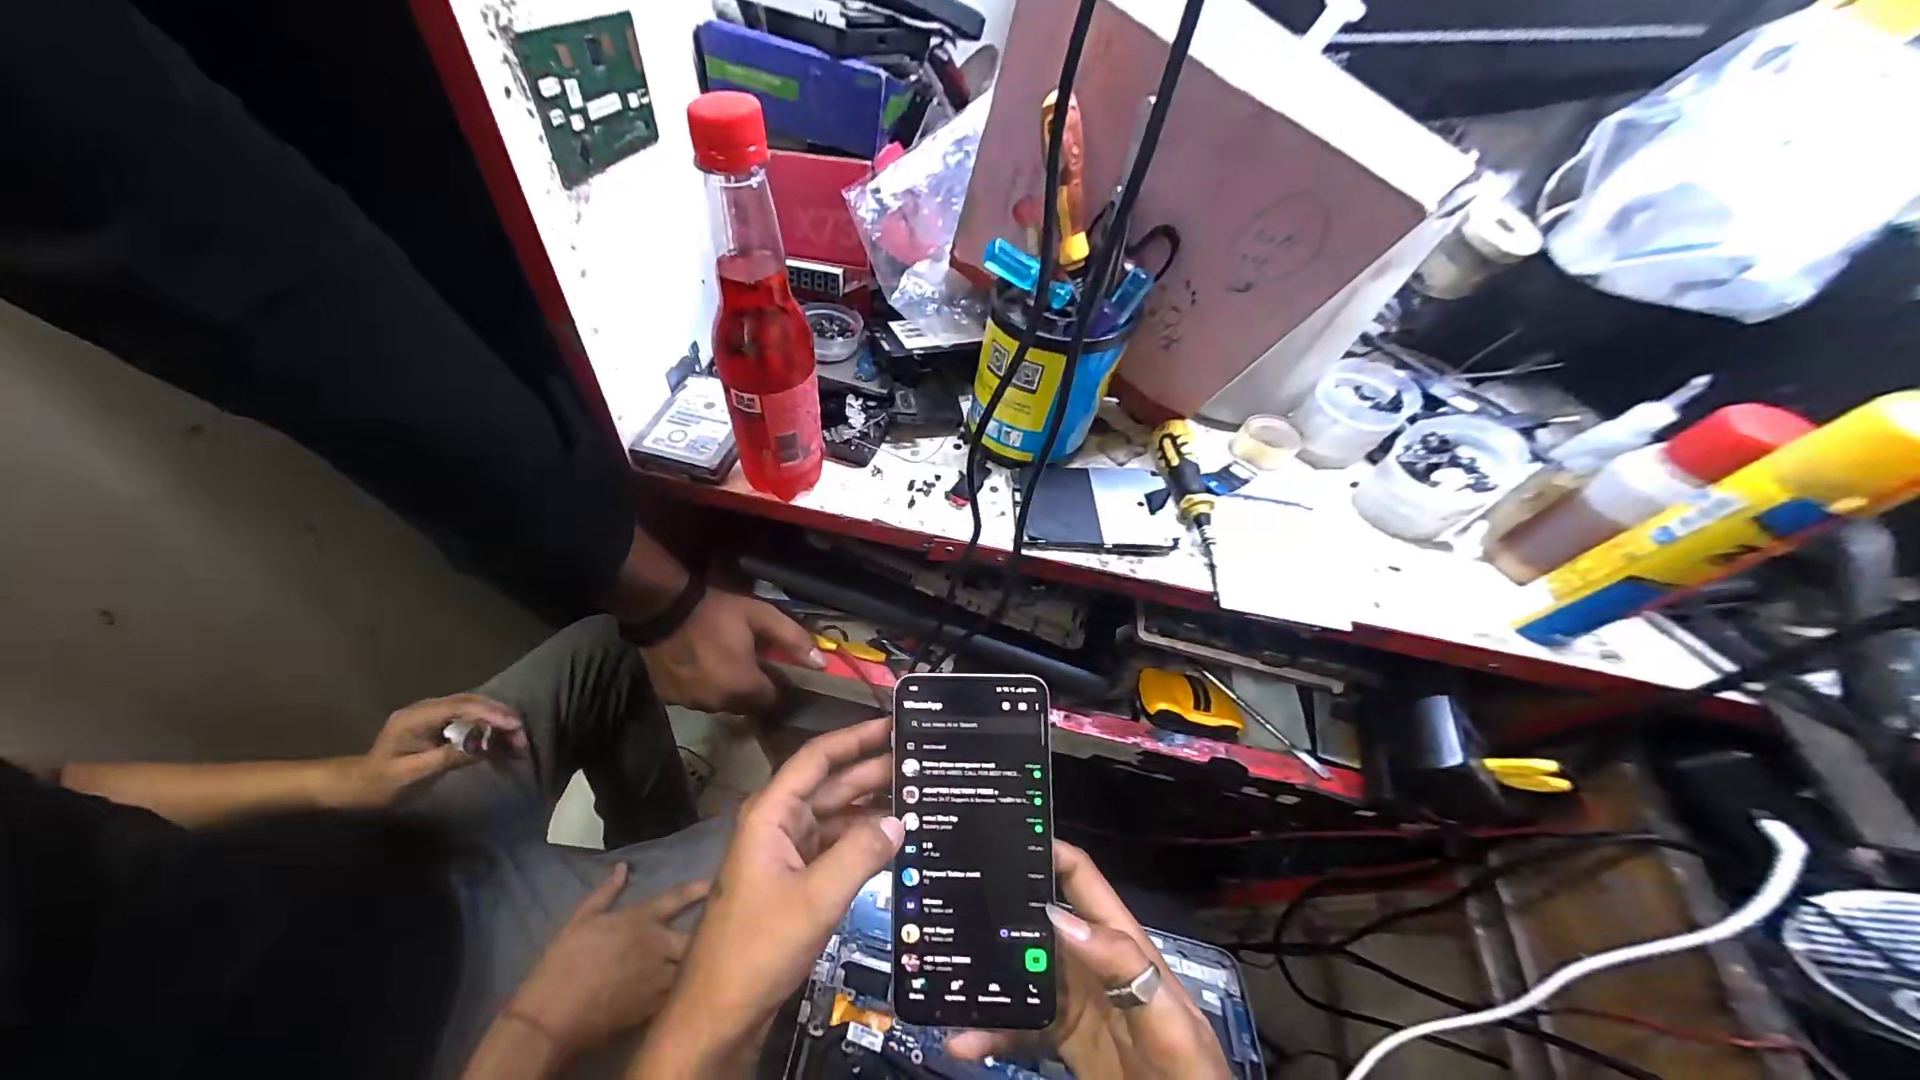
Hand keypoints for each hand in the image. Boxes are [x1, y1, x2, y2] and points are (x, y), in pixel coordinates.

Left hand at [326, 693, 524, 809]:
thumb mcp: (411, 774)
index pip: (458, 707)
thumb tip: (481, 746)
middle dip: (500, 715)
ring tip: (517, 737)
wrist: (359, 786)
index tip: (513, 725)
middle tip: (521, 733)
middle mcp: (425, 708)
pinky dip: (490, 725)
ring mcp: (434, 712)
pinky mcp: (441, 720)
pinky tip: (502, 737)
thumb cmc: (381, 784)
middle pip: (471, 702)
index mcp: (413, 718)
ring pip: (475, 707)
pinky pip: (471, 716)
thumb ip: (445, 757)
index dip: (489, 713)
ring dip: (498, 720)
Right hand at [507, 863, 709, 1055]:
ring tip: (704, 960)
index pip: (676, 898)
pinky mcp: (650, 1007)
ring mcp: (656, 978)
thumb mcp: (580, 921)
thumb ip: (605, 894)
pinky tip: (682, 991)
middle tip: (712, 932)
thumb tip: (621, 868)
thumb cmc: (562, 963)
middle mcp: (656, 945)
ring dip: (694, 963)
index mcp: (640, 920)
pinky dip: (679, 992)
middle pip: (694, 937)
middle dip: (704, 935)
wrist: (549, 1017)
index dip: (697, 889)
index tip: (713, 885)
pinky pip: (675, 997)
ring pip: (688, 968)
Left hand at [633, 716, 900, 1074]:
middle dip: (873, 770)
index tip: (892, 725)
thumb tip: (901, 821)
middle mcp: (779, 822)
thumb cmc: (758, 947)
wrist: (719, 1014)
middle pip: (831, 784)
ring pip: (837, 815)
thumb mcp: (815, 899)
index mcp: (772, 813)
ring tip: (916, 794)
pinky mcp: (797, 877)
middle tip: (918, 759)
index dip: (855, 737)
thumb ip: (860, 854)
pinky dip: (864, 839)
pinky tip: (895, 839)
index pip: (818, 758)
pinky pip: (836, 845)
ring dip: (872, 806)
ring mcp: (788, 850)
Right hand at [640, 590, 824, 713]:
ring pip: (720, 703)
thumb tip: (821, 664)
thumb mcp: (762, 617)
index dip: (776, 685)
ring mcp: (690, 703)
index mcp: (743, 688)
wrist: (662, 608)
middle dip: (752, 688)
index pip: (771, 701)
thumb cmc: (718, 612)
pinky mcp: (668, 698)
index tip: (774, 668)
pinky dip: (701, 687)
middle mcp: (717, 704)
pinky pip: (695, 698)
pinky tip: (700, 665)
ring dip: (726, 689)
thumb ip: (793, 640)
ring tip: (723, 662)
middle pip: (746, 705)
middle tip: (749, 661)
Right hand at [947, 841, 1229, 1079]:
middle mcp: (1090, 960)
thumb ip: (1123, 966)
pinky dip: (991, 1030)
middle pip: (1039, 918)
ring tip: (948, 977)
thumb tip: (1060, 917)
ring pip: (1021, 971)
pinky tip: (965, 1039)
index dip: (1048, 848)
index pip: (1080, 878)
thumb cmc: (1189, 1073)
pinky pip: (1019, 1024)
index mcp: (1118, 940)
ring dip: (988, 974)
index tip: (1004, 834)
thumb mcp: (1168, 1020)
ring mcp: (1073, 998)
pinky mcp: (1062, 1037)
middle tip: (954, 901)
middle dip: (1002, 907)